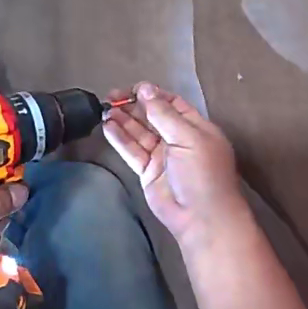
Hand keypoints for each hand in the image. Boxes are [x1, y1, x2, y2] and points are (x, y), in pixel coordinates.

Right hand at [102, 82, 246, 255]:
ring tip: (105, 110)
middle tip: (111, 97)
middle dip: (133, 105)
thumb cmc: (202, 174)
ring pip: (139, 132)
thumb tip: (146, 89)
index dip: (152, 94)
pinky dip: (119, 139)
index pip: (171, 104)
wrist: (202, 219)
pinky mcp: (148, 171)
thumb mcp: (188, 138)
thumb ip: (164, 114)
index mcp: (195, 128)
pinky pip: (132, 150)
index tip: (133, 89)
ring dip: (123, 120)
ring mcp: (162, 156)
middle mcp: (178, 139)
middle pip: (152, 116)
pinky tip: (107, 128)